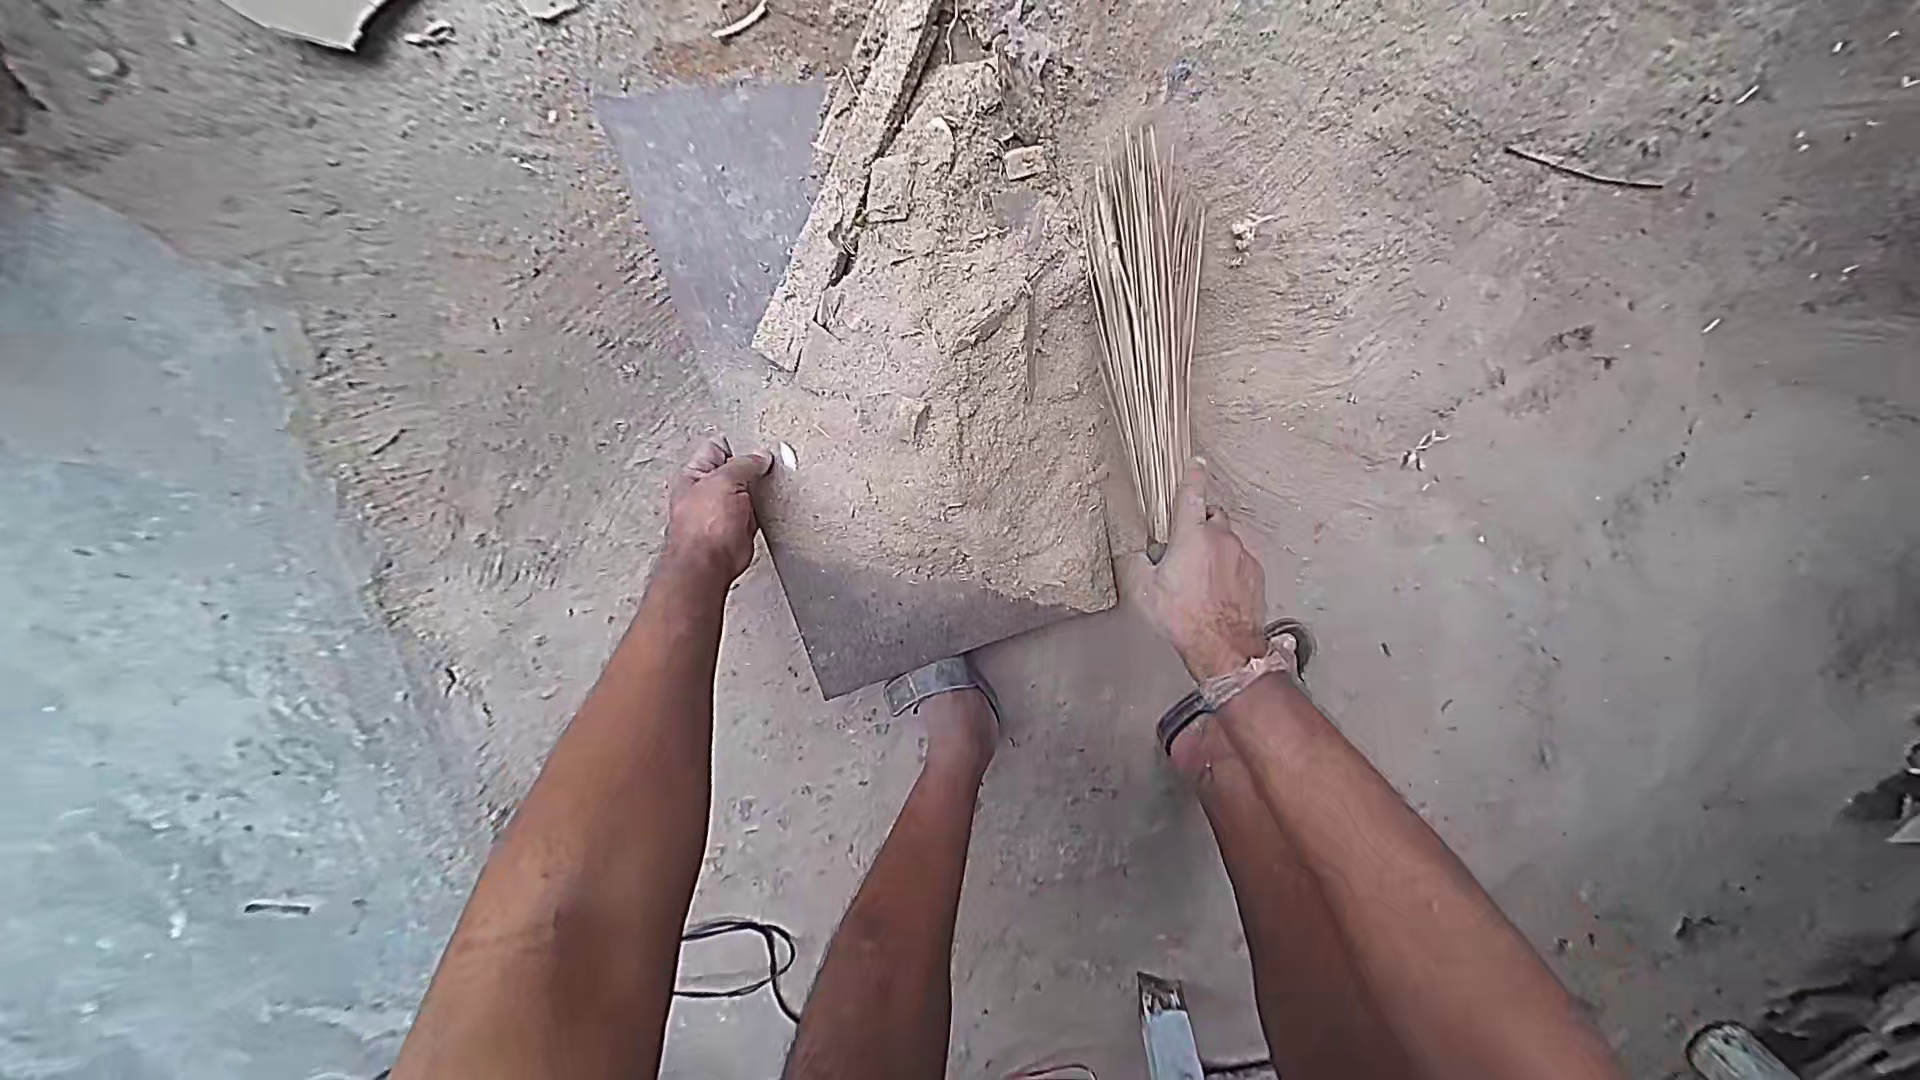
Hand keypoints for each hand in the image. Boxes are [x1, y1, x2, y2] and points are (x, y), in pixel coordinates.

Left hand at [662, 436, 771, 583]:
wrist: (711, 563)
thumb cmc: (704, 527)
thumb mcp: (725, 480)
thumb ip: (744, 464)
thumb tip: (760, 457)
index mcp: (695, 474)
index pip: (718, 447)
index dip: (738, 446)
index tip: (757, 449)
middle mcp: (708, 490)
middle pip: (736, 468)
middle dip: (752, 468)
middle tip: (766, 467)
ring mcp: (724, 508)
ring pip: (748, 489)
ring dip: (759, 490)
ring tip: (767, 487)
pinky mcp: (740, 525)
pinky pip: (757, 509)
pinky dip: (764, 508)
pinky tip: (768, 506)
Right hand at [1143, 459, 1269, 680]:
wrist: (1223, 646)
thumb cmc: (1183, 617)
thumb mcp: (1145, 589)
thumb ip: (1141, 562)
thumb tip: (1141, 553)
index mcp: (1191, 537)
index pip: (1191, 494)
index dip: (1192, 475)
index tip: (1196, 462)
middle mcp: (1220, 539)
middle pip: (1211, 516)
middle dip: (1199, 524)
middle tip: (1185, 548)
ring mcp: (1242, 556)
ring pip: (1226, 540)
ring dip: (1214, 550)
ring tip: (1201, 577)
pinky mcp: (1255, 573)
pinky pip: (1239, 560)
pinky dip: (1228, 567)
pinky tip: (1217, 589)